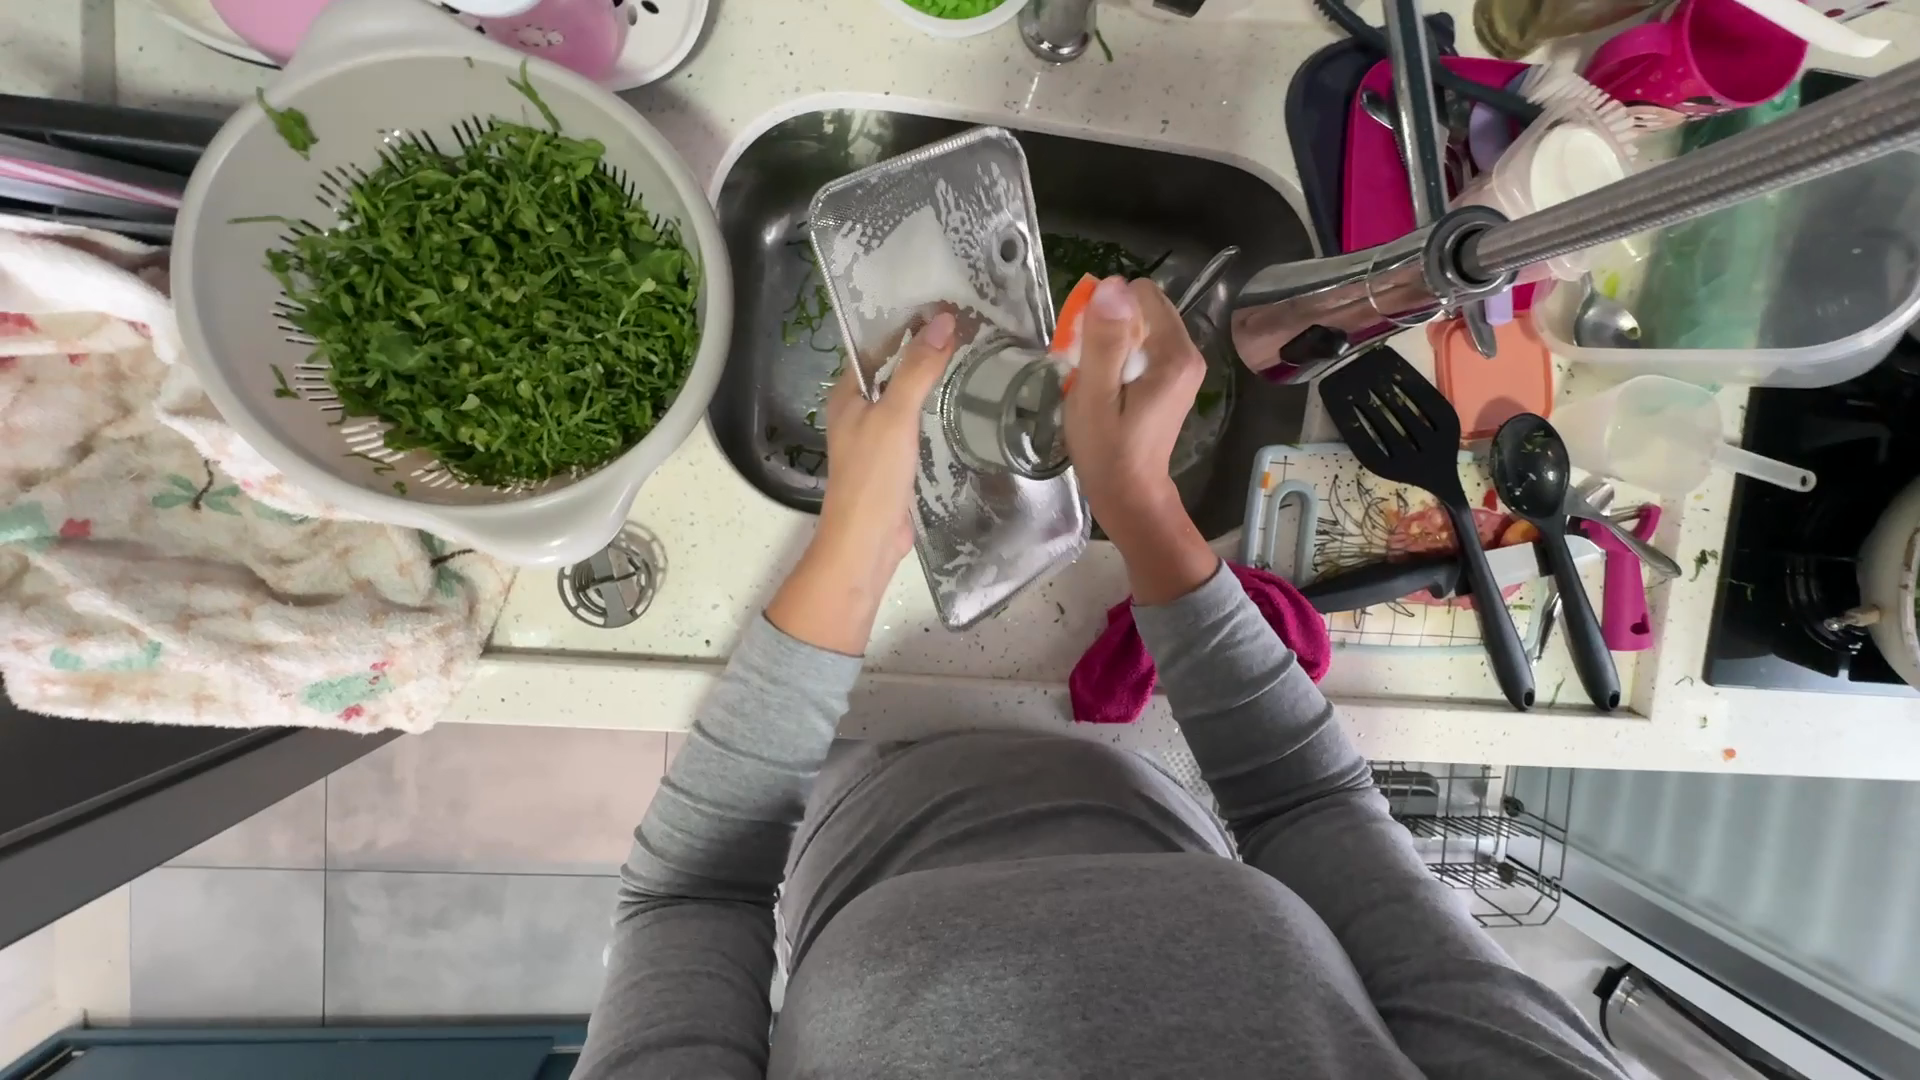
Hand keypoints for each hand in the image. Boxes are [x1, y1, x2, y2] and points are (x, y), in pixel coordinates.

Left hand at [766, 312, 955, 653]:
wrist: (867, 541)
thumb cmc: (873, 476)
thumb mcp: (895, 416)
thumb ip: (917, 369)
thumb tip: (943, 320)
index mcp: (848, 394)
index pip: (877, 346)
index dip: (908, 326)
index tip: (948, 308)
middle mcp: (858, 411)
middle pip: (893, 371)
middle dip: (925, 351)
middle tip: (970, 330)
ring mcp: (876, 438)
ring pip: (906, 399)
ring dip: (931, 382)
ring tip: (973, 360)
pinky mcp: (894, 462)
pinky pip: (916, 425)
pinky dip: (934, 412)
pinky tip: (960, 408)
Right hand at [1062, 276, 1218, 604]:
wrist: (1129, 495)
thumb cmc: (1107, 451)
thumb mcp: (1095, 396)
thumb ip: (1103, 341)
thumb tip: (1111, 286)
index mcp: (1173, 354)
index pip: (1138, 294)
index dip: (1104, 314)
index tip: (1086, 352)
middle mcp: (1188, 353)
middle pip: (1142, 308)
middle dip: (1109, 329)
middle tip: (1090, 372)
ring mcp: (1184, 367)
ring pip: (1141, 327)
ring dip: (1112, 346)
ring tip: (1097, 385)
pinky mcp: (1175, 379)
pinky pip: (1144, 348)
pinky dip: (1121, 361)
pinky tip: (1108, 391)